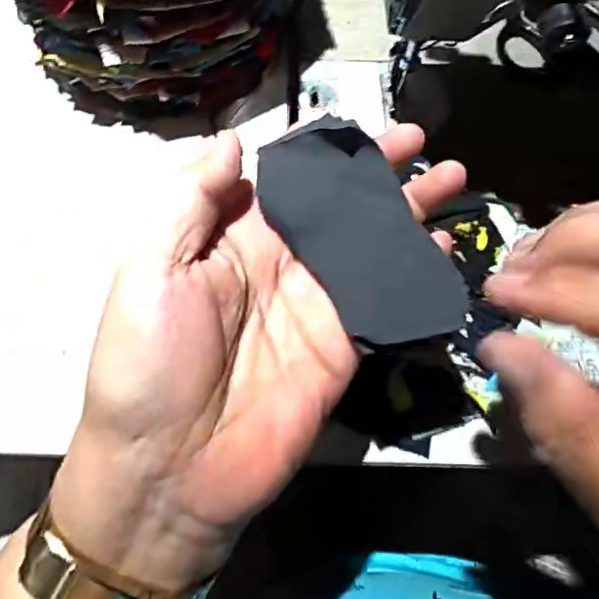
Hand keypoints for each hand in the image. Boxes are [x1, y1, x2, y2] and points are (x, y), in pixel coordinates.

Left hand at [48, 124, 465, 593]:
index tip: (363, 125)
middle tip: (421, 140)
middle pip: (345, 201)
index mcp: (239, 234)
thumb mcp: (149, 271)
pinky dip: (419, 270)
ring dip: (412, 208)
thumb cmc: (148, 363)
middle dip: (383, 168)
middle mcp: (287, 259)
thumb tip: (233, 140)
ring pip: (376, 240)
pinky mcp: (347, 342)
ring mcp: (321, 301)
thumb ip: (191, 201)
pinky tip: (443, 247)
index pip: (292, 177)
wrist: (168, 473)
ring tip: (451, 176)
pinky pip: (389, 296)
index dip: (328, 148)